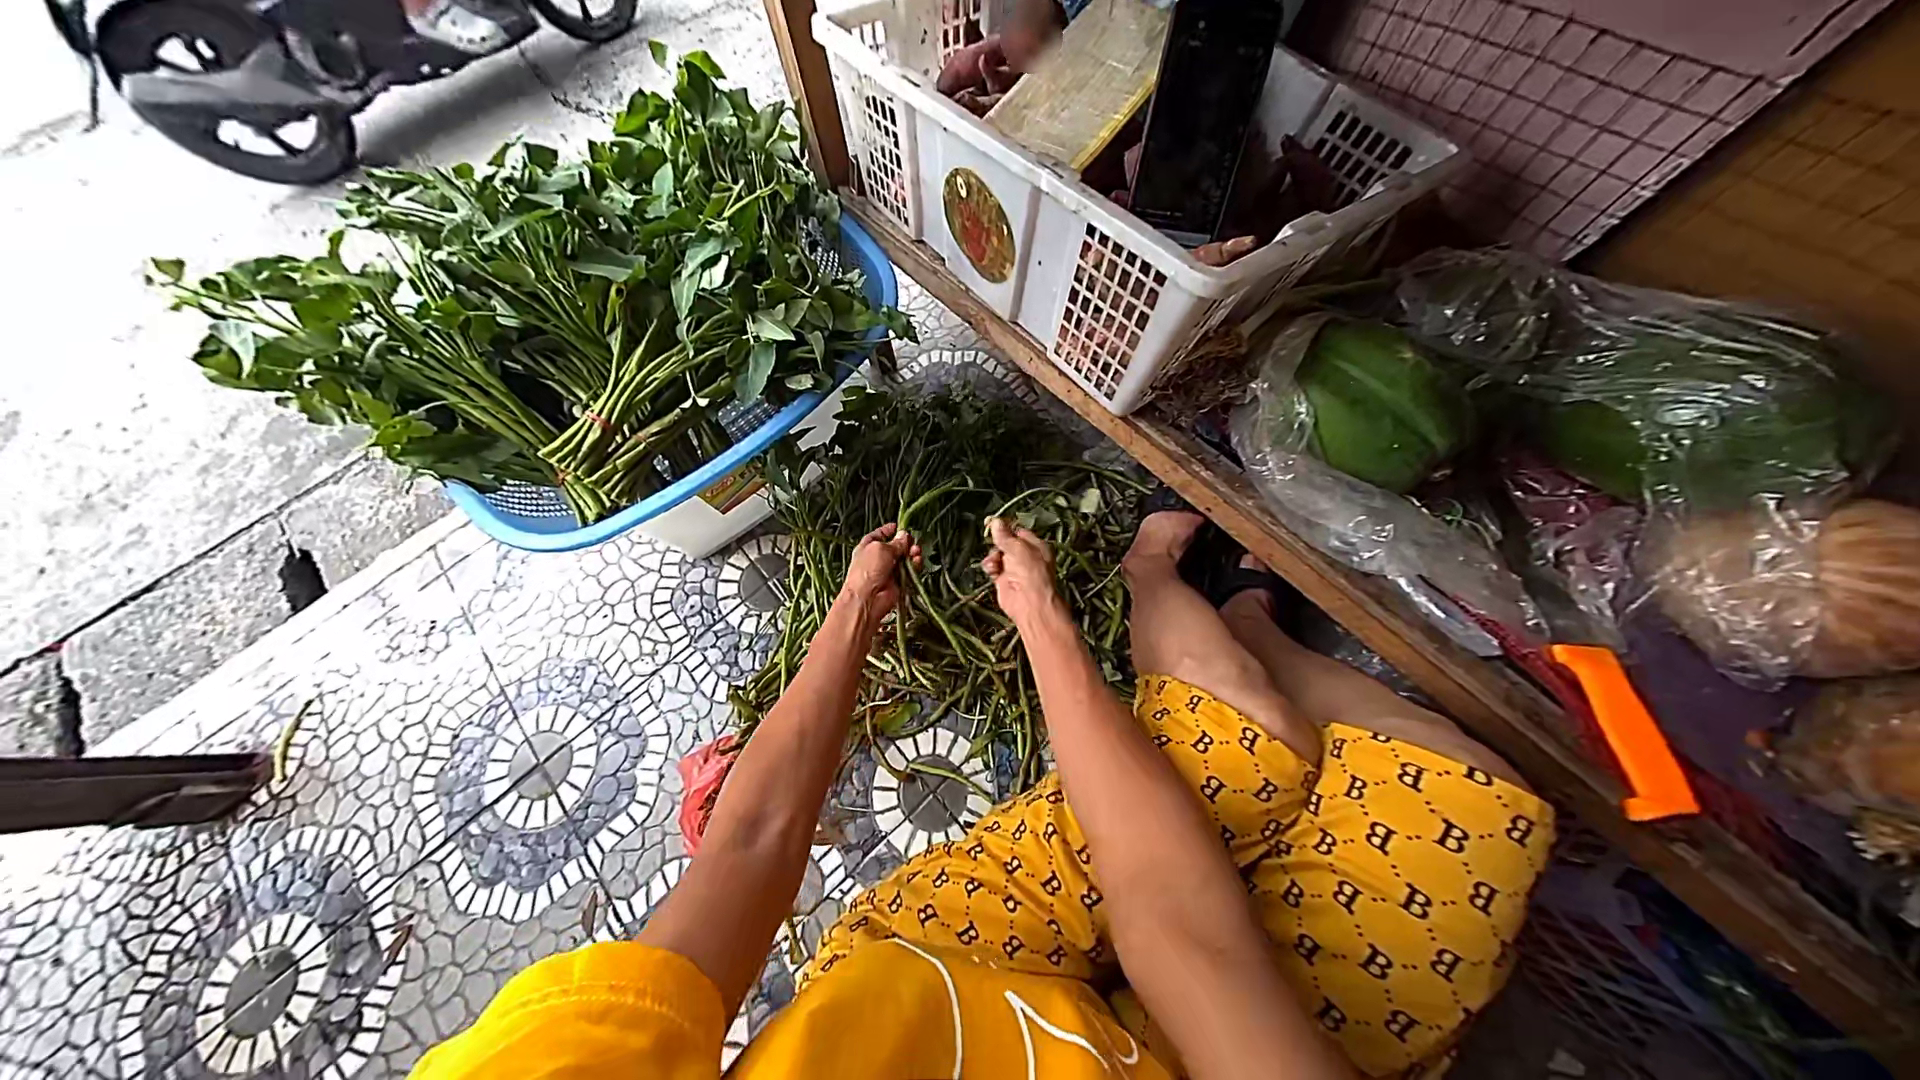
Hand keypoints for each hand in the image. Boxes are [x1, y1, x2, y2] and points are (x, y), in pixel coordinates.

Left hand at [839, 523, 920, 624]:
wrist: (868, 598)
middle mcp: (878, 558)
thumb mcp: (881, 549)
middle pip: (896, 546)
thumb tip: (905, 535)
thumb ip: (895, 542)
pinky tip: (917, 561)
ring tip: (916, 551)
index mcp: (868, 547)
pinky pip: (910, 571)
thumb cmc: (868, 570)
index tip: (900, 526)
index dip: (889, 530)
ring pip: (905, 558)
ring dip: (912, 553)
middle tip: (913, 540)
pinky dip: (915, 565)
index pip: (879, 535)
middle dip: (905, 542)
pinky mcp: (899, 581)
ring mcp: (889, 570)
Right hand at [982, 517, 1060, 624]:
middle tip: (994, 545)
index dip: (1005, 528)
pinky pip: (993, 568)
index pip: (1018, 532)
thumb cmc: (1030, 571)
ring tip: (993, 562)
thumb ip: (1004, 535)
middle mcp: (1026, 556)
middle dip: (997, 544)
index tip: (992, 524)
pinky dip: (990, 567)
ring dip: (992, 556)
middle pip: (1006, 543)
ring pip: (997, 555)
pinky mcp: (1003, 580)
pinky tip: (991, 569)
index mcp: (1035, 546)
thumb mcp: (1018, 548)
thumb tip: (995, 521)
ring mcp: (1014, 568)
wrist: (1029, 602)